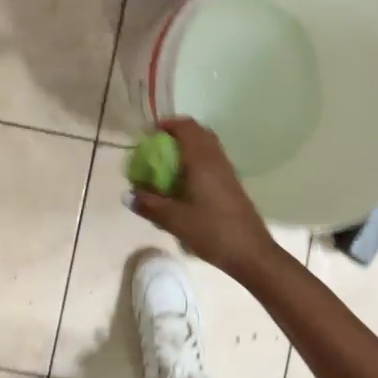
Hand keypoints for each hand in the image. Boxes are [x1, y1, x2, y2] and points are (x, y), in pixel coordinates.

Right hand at [128, 117, 280, 280]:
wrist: (251, 252)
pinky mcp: (232, 184)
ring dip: (187, 147)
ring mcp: (227, 171)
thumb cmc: (212, 231)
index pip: (186, 127)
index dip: (167, 125)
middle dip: (176, 134)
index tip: (148, 135)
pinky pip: (212, 160)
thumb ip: (149, 204)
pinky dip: (196, 161)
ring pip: (207, 146)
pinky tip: (185, 183)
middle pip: (198, 132)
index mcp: (202, 161)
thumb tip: (127, 195)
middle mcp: (216, 160)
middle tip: (156, 148)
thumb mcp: (174, 220)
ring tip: (167, 165)